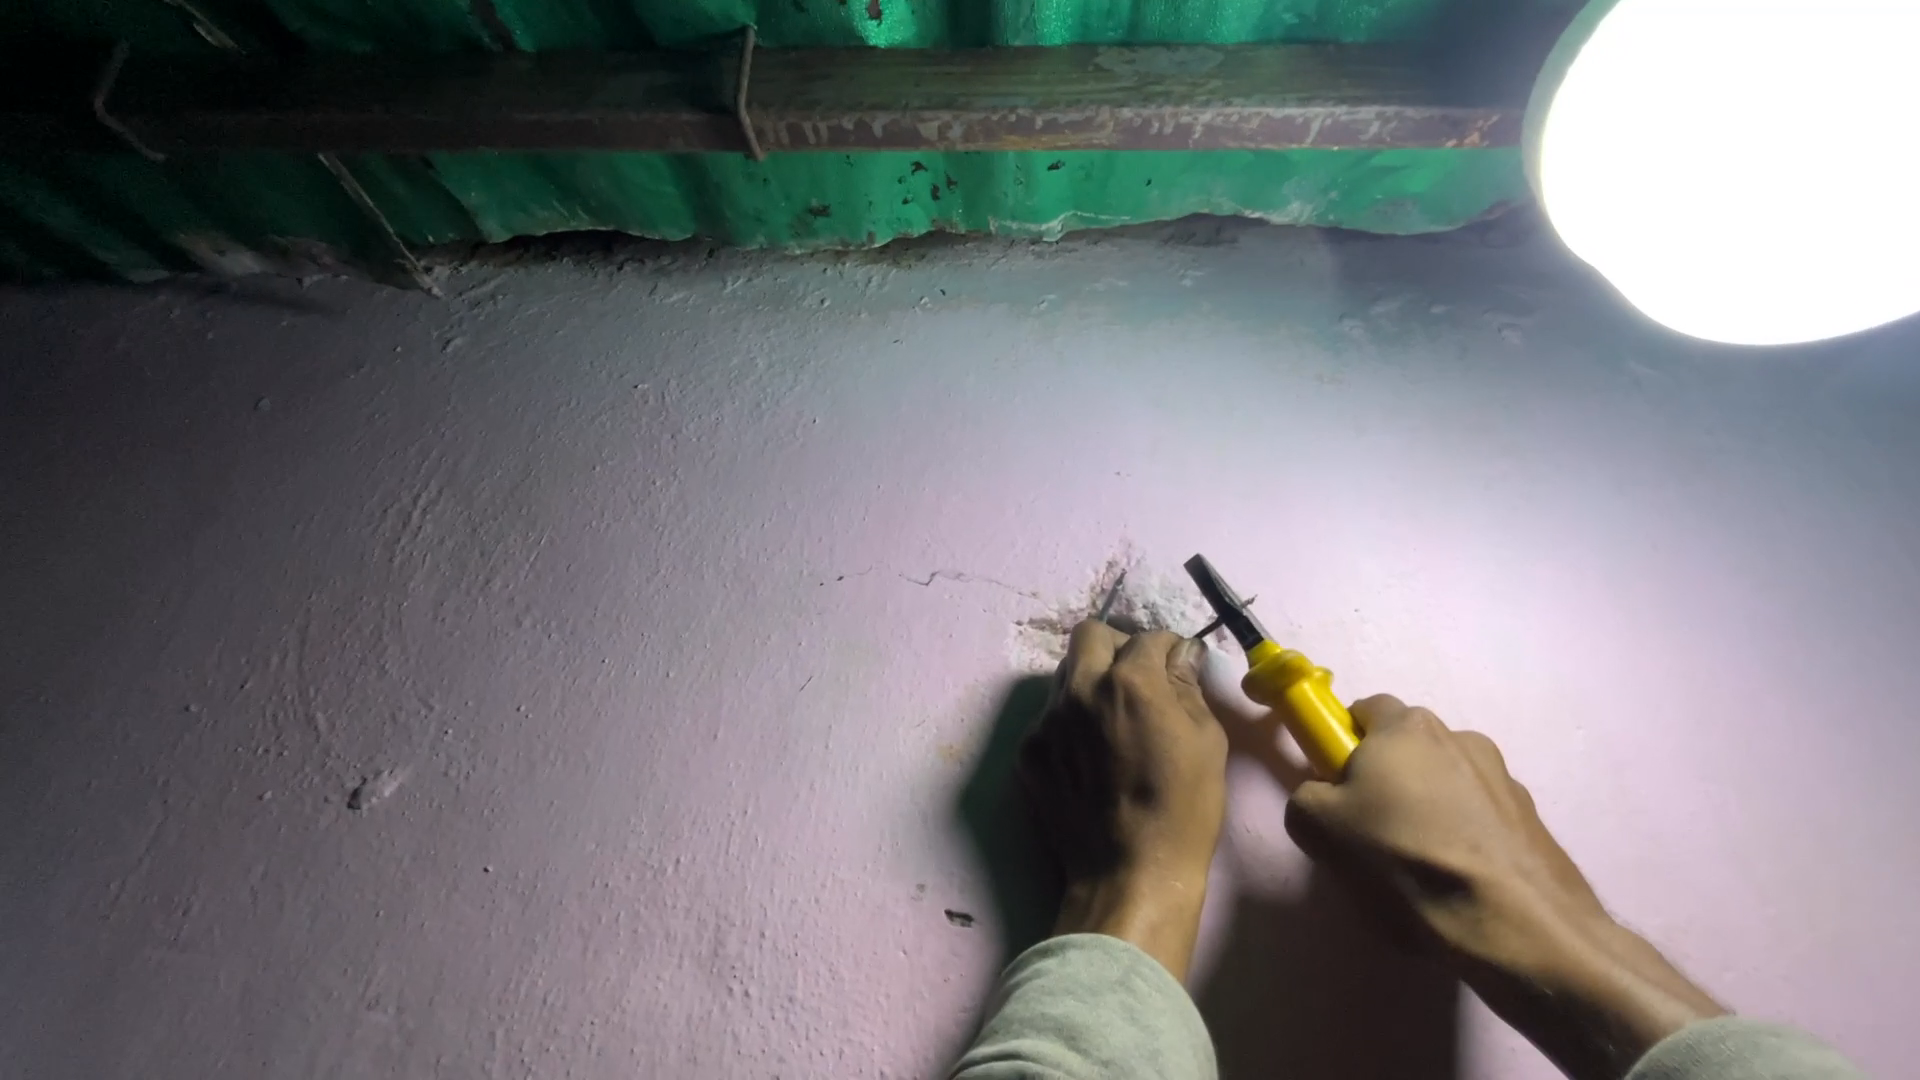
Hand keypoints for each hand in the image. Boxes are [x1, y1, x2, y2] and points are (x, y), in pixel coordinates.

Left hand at [1019, 623, 1227, 980]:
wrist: (1129, 875)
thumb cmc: (1183, 810)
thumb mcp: (1206, 741)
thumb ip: (1187, 686)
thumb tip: (1182, 653)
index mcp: (1128, 681)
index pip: (1146, 637)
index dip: (1168, 648)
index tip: (1176, 665)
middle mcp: (1079, 689)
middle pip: (1090, 635)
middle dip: (1117, 646)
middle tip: (1137, 677)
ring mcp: (1046, 720)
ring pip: (1066, 674)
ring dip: (1090, 681)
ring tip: (1112, 719)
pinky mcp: (1028, 750)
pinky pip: (1050, 716)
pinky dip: (1070, 722)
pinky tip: (1089, 755)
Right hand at [1286, 695, 1724, 1079]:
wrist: (1514, 923)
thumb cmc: (1403, 856)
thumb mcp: (1317, 825)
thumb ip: (1307, 795)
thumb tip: (1324, 798)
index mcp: (1405, 726)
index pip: (1365, 708)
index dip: (1345, 740)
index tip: (1338, 781)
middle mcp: (1458, 736)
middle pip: (1409, 743)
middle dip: (1389, 771)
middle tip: (1371, 821)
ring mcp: (1503, 776)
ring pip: (1448, 778)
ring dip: (1431, 802)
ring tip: (1420, 858)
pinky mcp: (1534, 818)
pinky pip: (1482, 813)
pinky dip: (1466, 832)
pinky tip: (1458, 876)